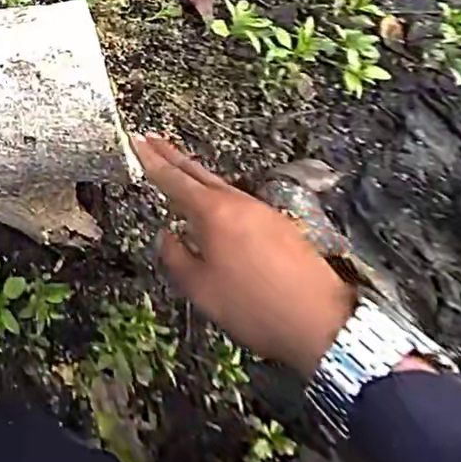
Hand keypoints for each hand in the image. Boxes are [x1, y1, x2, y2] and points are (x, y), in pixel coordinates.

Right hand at [132, 134, 357, 374]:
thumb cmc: (254, 307)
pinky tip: (214, 206)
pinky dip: (215, 193)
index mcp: (211, 212)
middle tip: (149, 137)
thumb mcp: (201, 289)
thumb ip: (176, 257)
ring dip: (194, 173)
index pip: (172, 179)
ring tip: (177, 167)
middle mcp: (235, 202)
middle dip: (170, 154)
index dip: (151, 160)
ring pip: (218, 184)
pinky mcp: (278, 224)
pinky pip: (236, 200)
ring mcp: (260, 210)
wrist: (325, 324)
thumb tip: (167, 235)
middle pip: (195, 171)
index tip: (135, 141)